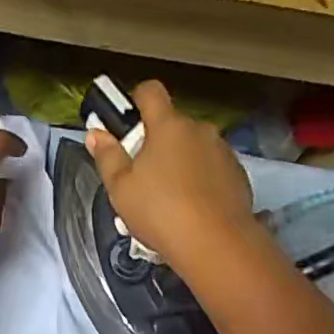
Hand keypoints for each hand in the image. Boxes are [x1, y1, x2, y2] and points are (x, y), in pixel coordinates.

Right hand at [85, 81, 256, 266]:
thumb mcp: (121, 189)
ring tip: (170, 199)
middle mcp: (199, 129)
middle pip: (173, 125)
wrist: (214, 243)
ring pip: (194, 147)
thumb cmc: (159, 211)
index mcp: (167, 126)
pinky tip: (193, 208)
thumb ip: (107, 157)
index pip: (150, 91)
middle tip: (143, 177)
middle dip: (157, 142)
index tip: (128, 121)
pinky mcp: (238, 173)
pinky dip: (201, 180)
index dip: (136, 99)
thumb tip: (95, 133)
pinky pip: (212, 168)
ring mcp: (222, 150)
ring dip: (181, 162)